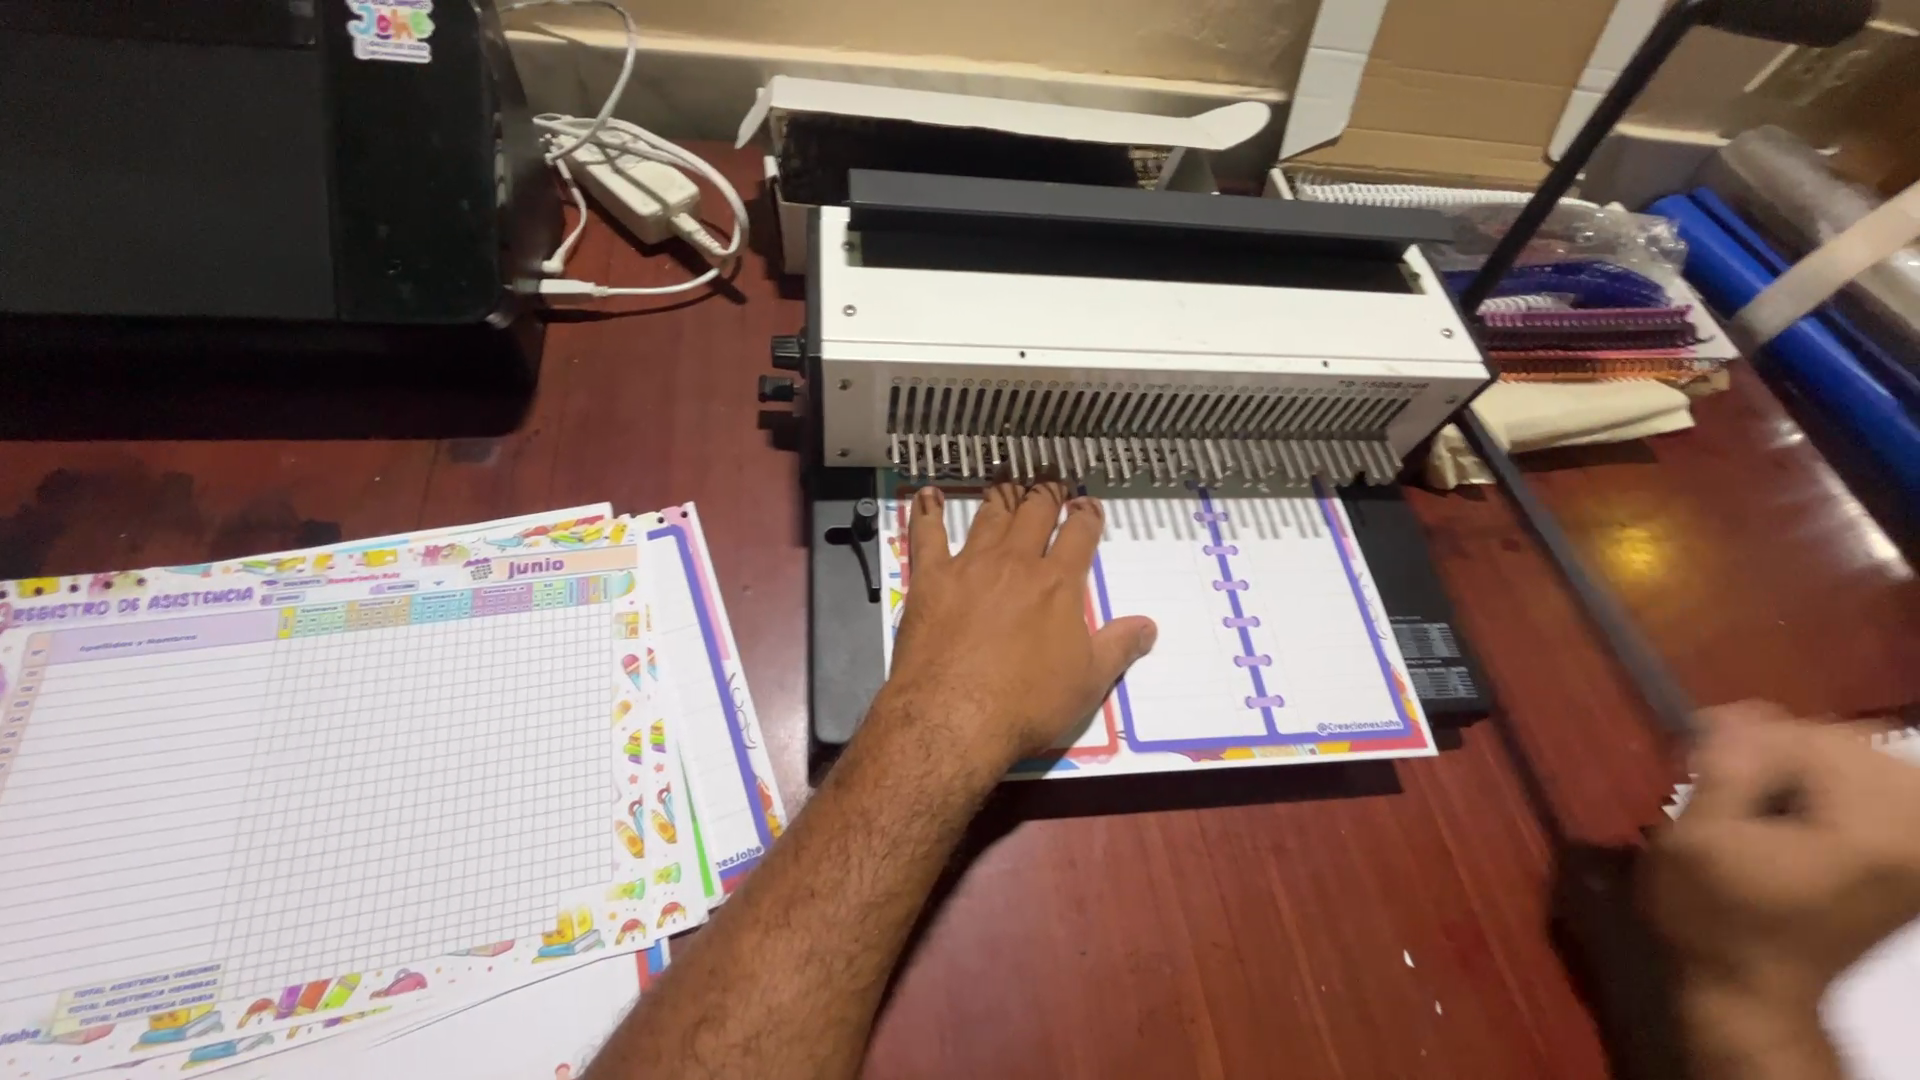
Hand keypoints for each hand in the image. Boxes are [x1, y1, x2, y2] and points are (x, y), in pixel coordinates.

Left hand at [882, 481, 1156, 766]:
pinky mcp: (930, 578)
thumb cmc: (1027, 703)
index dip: (1086, 516)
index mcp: (1058, 583)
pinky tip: (927, 496)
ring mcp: (970, 566)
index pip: (1078, 534)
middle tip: (1049, 483)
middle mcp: (1016, 563)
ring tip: (1006, 483)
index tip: (1086, 506)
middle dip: (1046, 495)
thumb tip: (1148, 625)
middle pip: (1034, 514)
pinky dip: (926, 512)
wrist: (955, 715)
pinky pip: (927, 535)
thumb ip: (1118, 647)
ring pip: (989, 517)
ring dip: (1000, 497)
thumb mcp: (1088, 681)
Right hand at [1644, 701, 1919, 1014]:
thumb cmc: (1710, 910)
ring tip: (1751, 785)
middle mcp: (1917, 841)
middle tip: (1719, 766)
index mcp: (1872, 835)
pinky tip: (1787, 807)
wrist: (1748, 984)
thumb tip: (1742, 716)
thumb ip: (1729, 770)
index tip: (1694, 751)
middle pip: (1856, 747)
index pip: (1820, 742)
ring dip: (1806, 764)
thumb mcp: (1697, 837)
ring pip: (1872, 765)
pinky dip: (1833, 787)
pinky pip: (1884, 795)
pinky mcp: (1912, 866)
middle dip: (1782, 746)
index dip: (1751, 737)